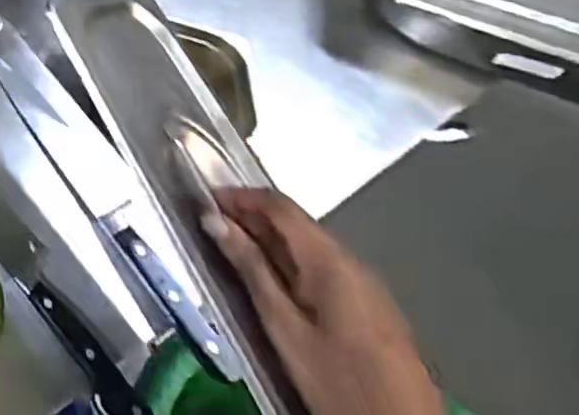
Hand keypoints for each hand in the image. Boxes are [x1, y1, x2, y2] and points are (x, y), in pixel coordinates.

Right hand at [203, 188, 441, 414]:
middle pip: (296, 223)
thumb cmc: (338, 381)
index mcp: (329, 260)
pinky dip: (290, 261)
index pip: (280, 206)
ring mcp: (366, 286)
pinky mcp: (372, 308)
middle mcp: (351, 263)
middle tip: (213, 226)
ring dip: (269, 240)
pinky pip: (323, 267)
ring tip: (235, 251)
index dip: (240, 196)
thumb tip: (215, 221)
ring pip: (308, 245)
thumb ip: (250, 267)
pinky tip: (273, 281)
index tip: (206, 200)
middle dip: (252, 217)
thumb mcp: (283, 326)